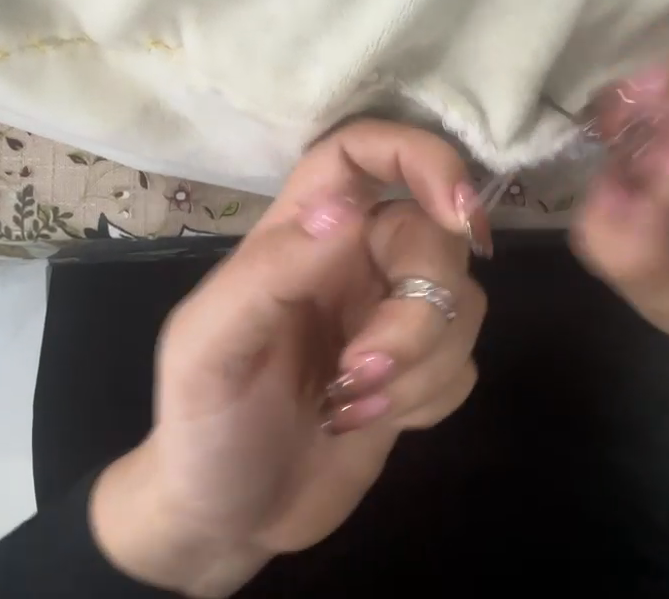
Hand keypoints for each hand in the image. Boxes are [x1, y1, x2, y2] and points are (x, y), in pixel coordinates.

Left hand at [90, 121, 488, 596]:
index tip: (456, 212)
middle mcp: (348, 261)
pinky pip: (464, 360)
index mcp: (294, 233)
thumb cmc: (204, 422)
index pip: (359, 151)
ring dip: (419, 363)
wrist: (227, 516)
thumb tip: (344, 208)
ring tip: (350, 405)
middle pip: (431, 235)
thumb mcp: (212, 346)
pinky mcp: (414, 373)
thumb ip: (270, 272)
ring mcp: (383, 316)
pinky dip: (429, 396)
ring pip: (458, 301)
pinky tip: (370, 420)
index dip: (417, 155)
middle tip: (359, 369)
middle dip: (415, 311)